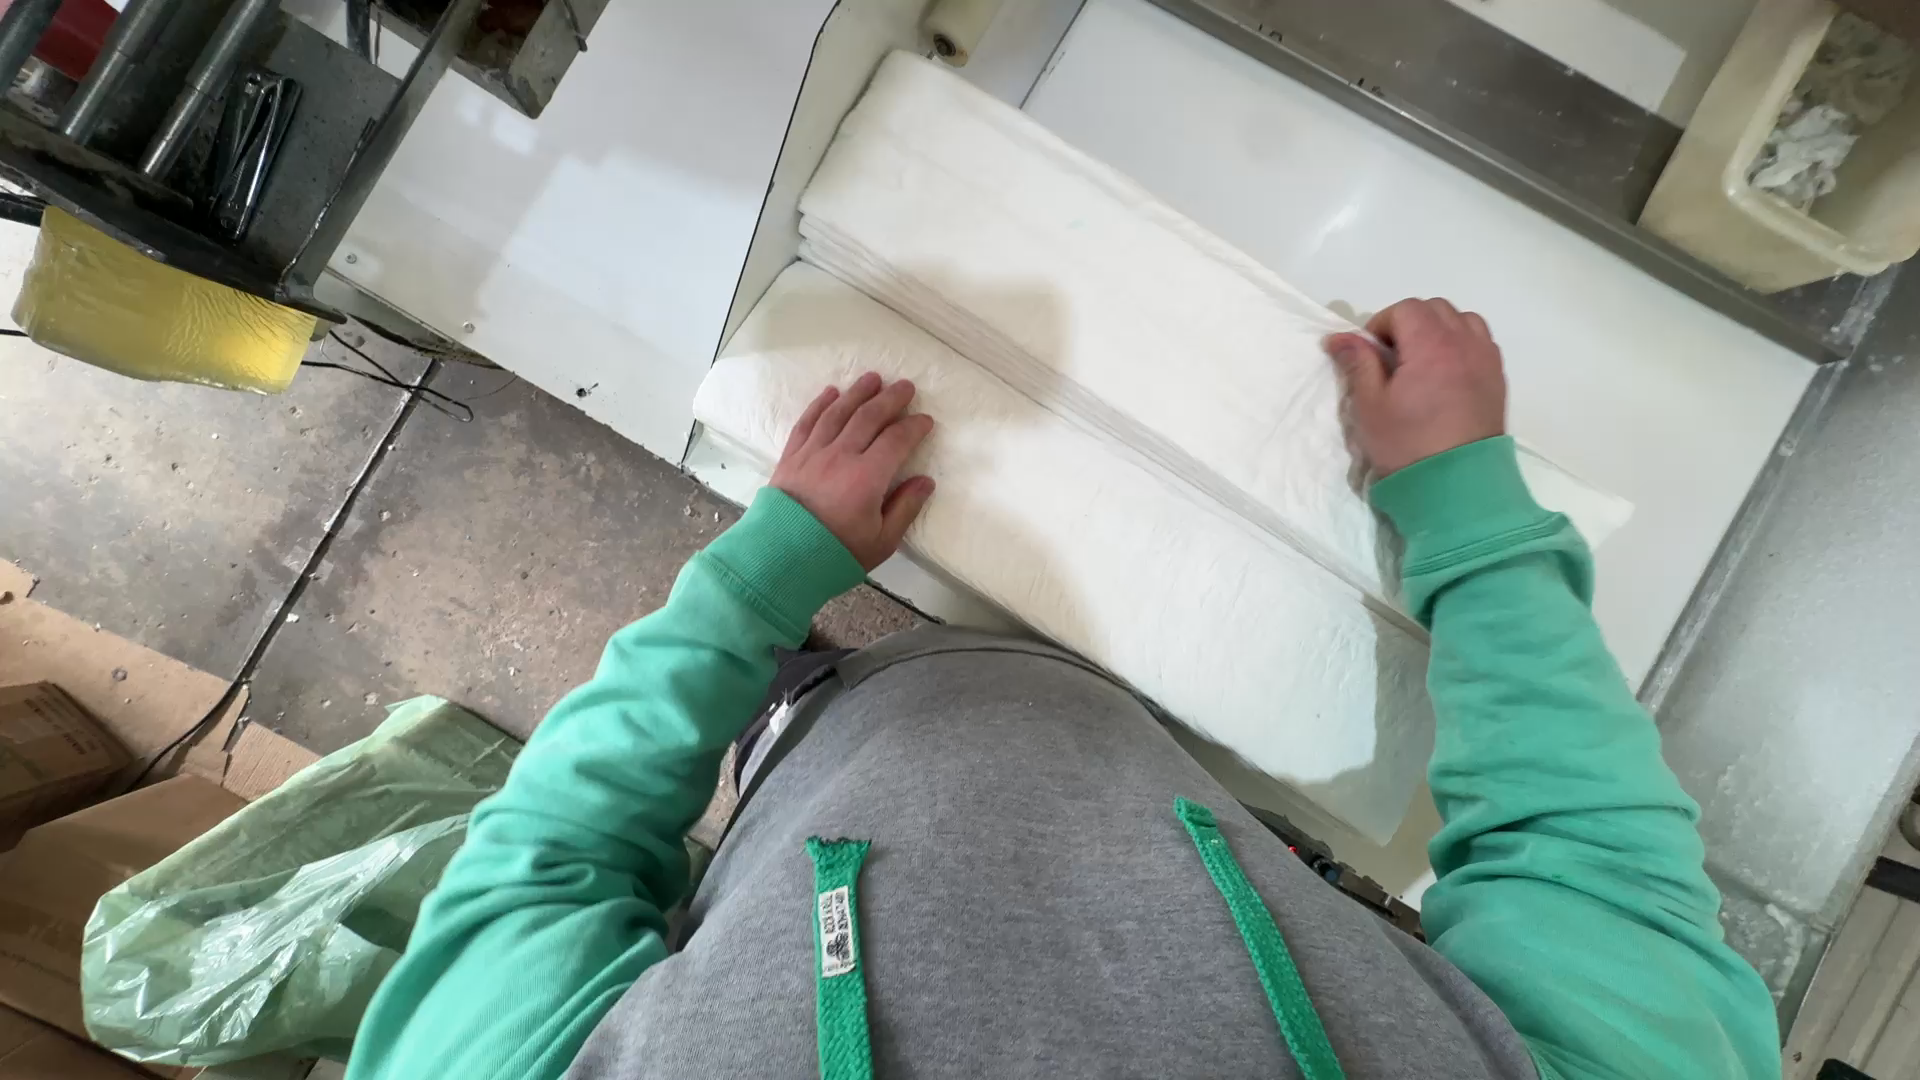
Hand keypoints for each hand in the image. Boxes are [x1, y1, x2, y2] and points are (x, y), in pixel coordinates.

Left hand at [770, 372, 936, 569]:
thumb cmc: (836, 554)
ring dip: (858, 392)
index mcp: (867, 477)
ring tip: (873, 378)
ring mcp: (813, 453)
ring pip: (838, 412)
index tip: (926, 420)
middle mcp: (841, 456)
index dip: (914, 426)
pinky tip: (831, 392)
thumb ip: (905, 508)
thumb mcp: (881, 541)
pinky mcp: (791, 457)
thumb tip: (925, 481)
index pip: (897, 440)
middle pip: (869, 417)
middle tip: (906, 386)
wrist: (780, 559)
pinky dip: (820, 404)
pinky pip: (807, 422)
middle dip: (890, 399)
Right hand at [1325, 298, 1506, 476]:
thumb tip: (1339, 336)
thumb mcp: (1368, 405)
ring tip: (1418, 363)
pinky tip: (1442, 374)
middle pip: (1434, 309)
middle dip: (1407, 324)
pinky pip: (1478, 340)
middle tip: (1389, 358)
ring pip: (1460, 320)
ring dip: (1435, 330)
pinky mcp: (1496, 376)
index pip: (1405, 309)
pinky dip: (1457, 344)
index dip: (1380, 325)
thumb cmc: (1405, 443)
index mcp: (1431, 346)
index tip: (1369, 355)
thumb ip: (1357, 364)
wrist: (1454, 481)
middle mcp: (1464, 342)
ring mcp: (1485, 358)